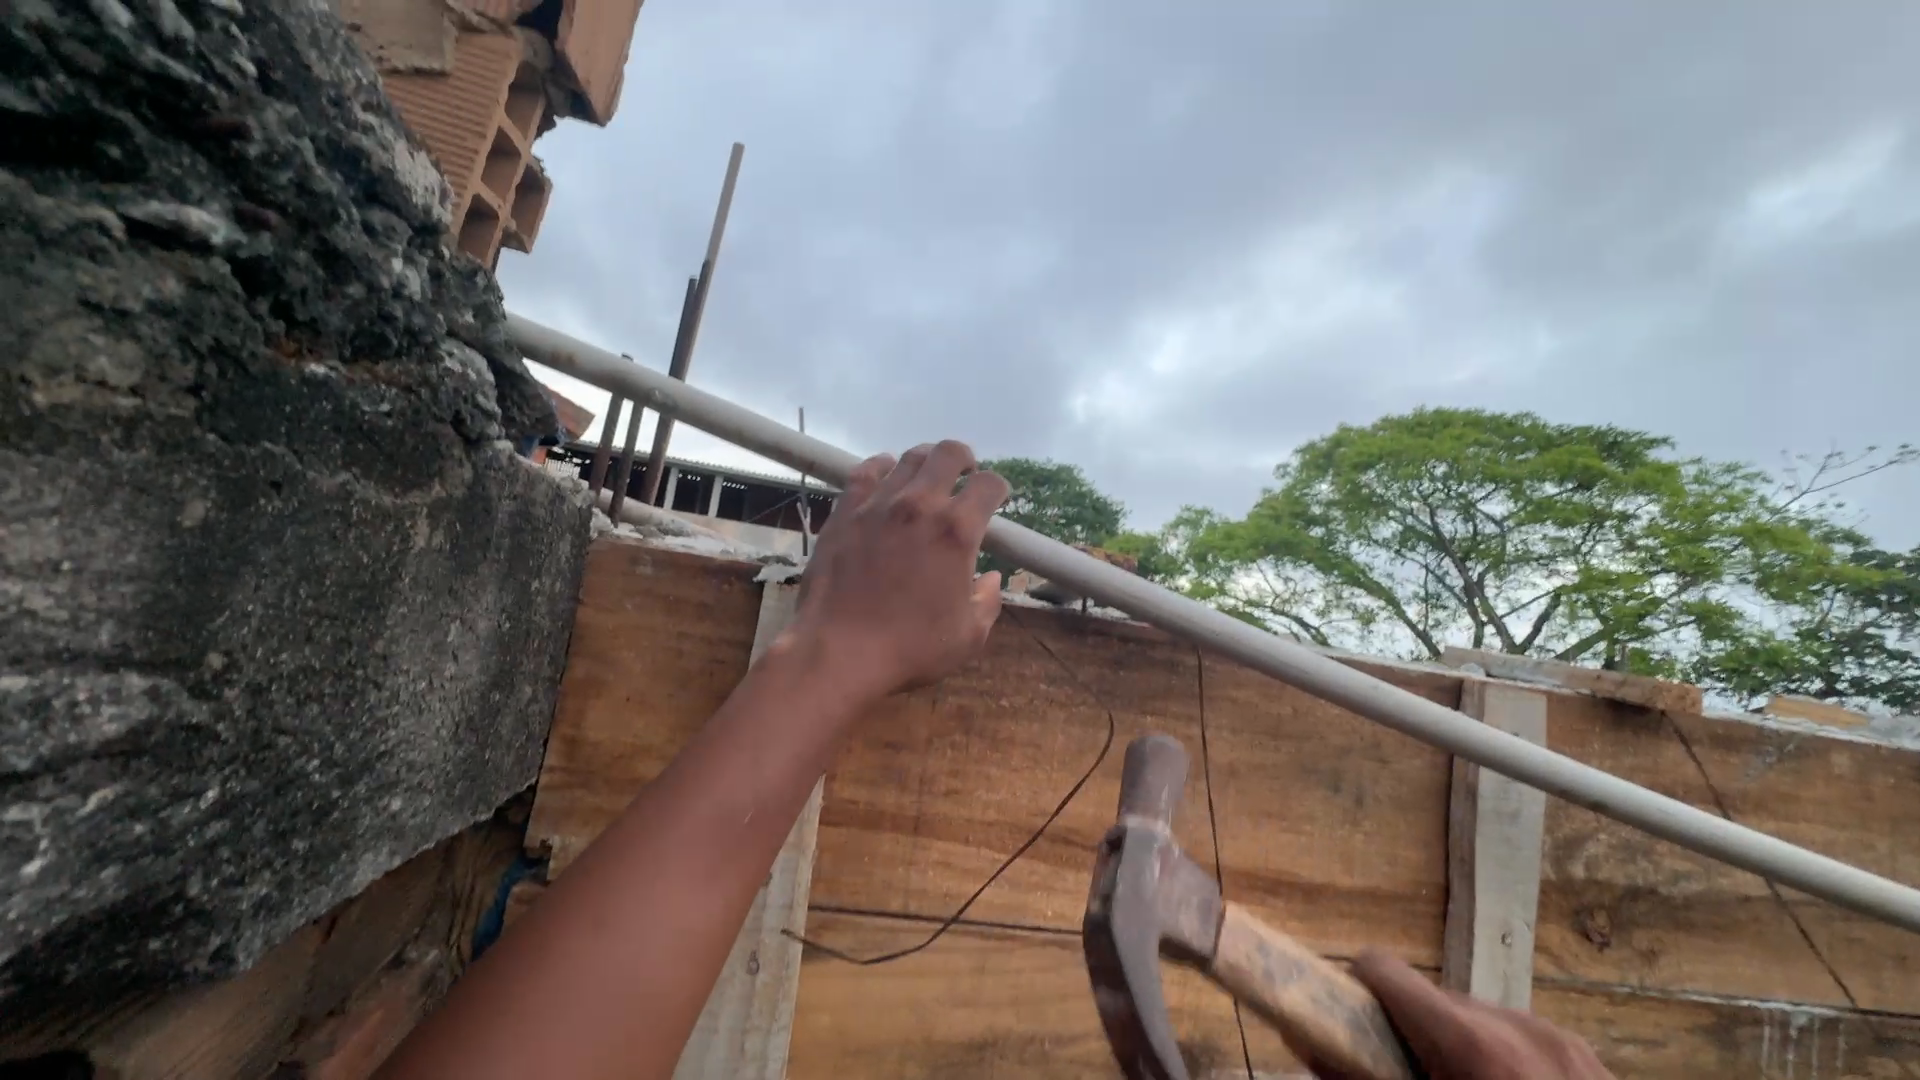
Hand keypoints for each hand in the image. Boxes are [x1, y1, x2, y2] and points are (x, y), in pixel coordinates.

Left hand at [784, 442, 1010, 704]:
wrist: (839, 650)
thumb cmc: (910, 648)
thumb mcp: (968, 636)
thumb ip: (988, 602)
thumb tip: (992, 579)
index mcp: (957, 531)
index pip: (988, 484)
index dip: (998, 488)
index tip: (995, 499)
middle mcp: (920, 505)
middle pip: (949, 453)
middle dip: (964, 460)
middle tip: (963, 478)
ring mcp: (879, 504)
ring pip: (909, 458)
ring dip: (926, 462)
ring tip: (927, 479)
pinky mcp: (845, 511)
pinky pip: (866, 470)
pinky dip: (882, 466)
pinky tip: (886, 476)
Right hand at [1330, 951, 1613, 1079]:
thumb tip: (1308, 1046)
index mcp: (1472, 1044)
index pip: (1382, 969)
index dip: (1359, 992)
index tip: (1354, 1024)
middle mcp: (1516, 1026)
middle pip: (1430, 997)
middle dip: (1412, 1031)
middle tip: (1412, 1078)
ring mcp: (1562, 1040)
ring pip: (1476, 1015)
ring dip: (1459, 1046)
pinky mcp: (1590, 1058)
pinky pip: (1522, 1037)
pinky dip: (1504, 1061)